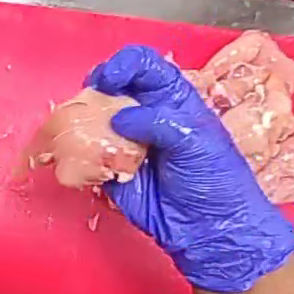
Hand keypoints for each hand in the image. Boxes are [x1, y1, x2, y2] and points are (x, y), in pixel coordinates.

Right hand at [87, 45, 293, 293]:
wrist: (207, 227)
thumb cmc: (215, 181)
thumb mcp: (196, 142)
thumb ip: (160, 123)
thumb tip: (120, 117)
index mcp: (172, 99)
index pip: (143, 67)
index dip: (122, 65)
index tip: (107, 78)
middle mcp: (145, 116)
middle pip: (111, 90)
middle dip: (94, 93)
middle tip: (88, 106)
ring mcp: (125, 143)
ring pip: (93, 122)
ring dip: (81, 124)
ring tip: (77, 133)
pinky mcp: (111, 169)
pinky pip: (87, 156)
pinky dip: (79, 156)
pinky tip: (81, 160)